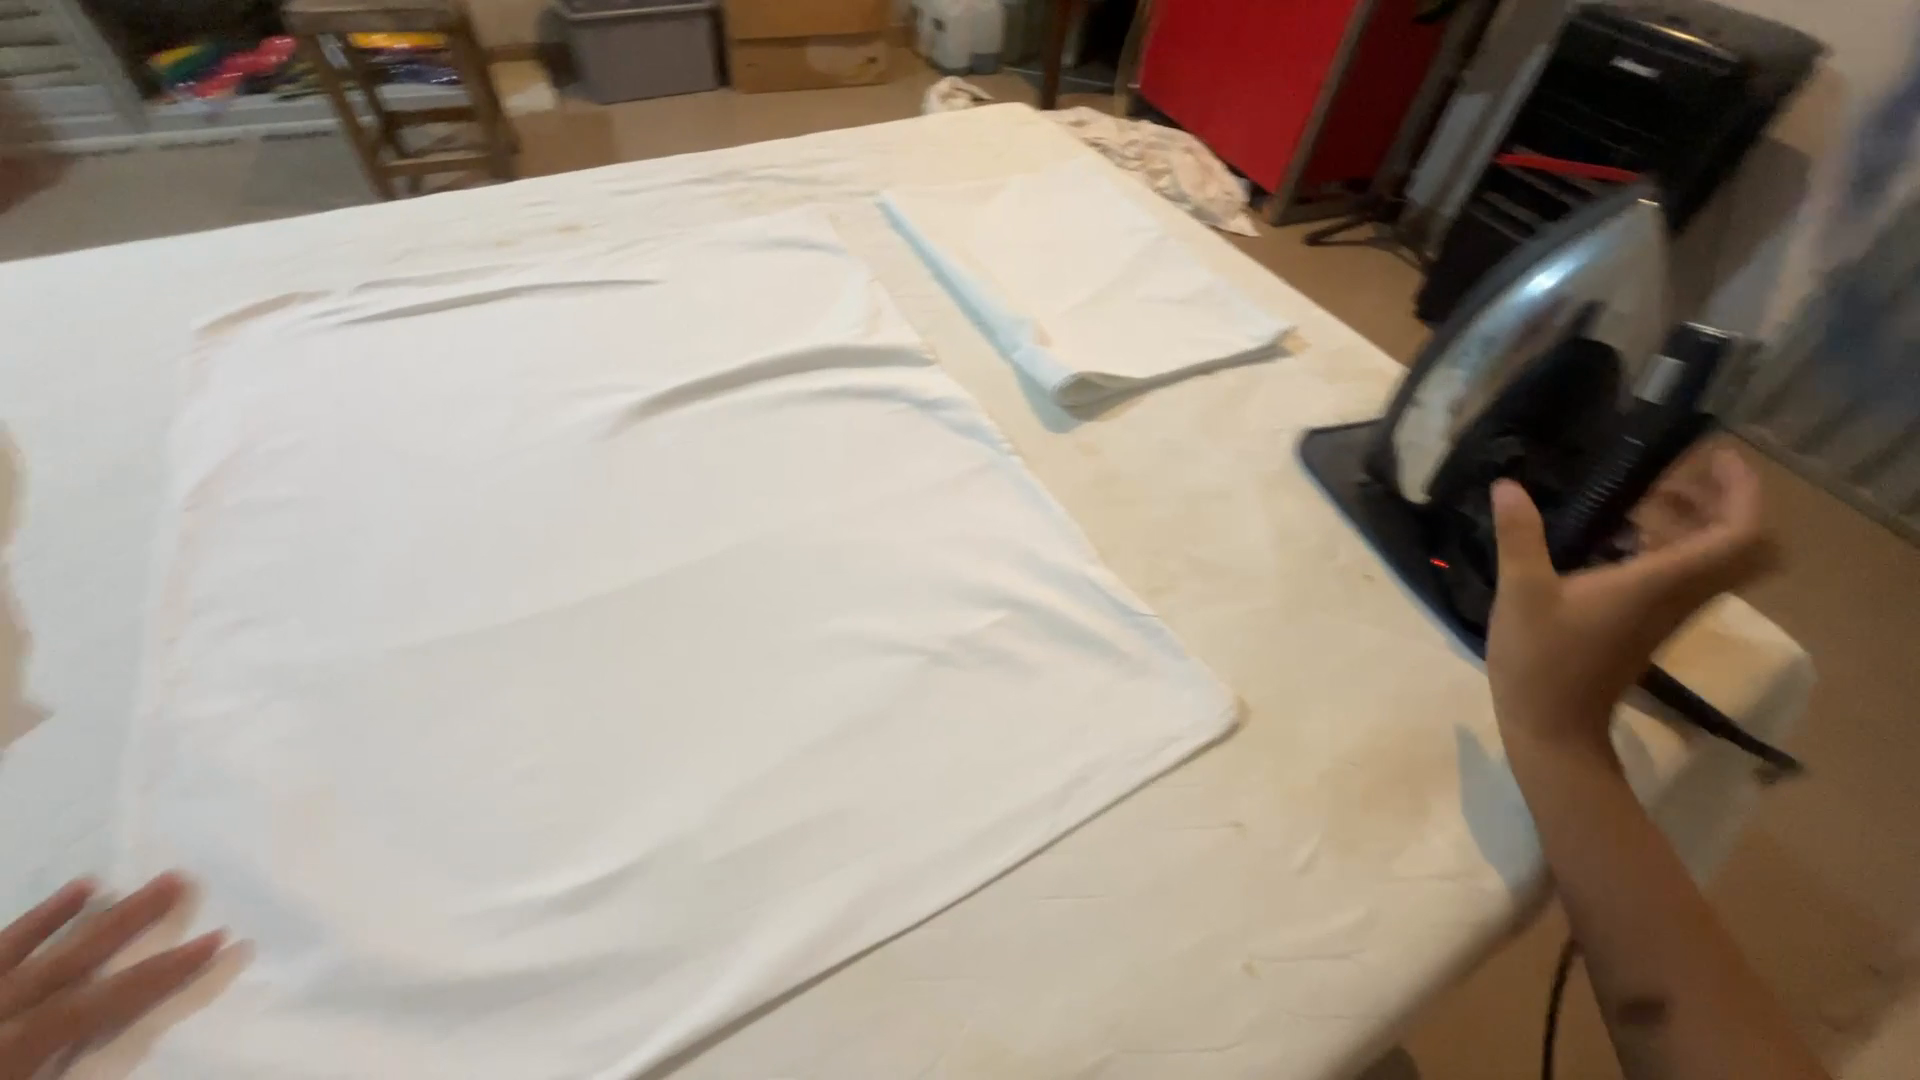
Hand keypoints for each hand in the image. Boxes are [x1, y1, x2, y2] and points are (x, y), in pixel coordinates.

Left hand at [0, 873, 222, 1077]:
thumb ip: (56, 1067)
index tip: (220, 937)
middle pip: (63, 964)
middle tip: (178, 877)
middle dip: (124, 921)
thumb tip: (103, 1031)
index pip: (100, 1003)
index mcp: (11, 1052)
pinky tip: (35, 914)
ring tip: (100, 881)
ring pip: (11, 957)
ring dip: (59, 922)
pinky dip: (7, 937)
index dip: (163, 972)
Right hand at [1486, 444, 1774, 763]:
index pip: (1740, 532)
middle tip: (1676, 477)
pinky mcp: (1647, 623)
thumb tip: (1508, 485)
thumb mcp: (1521, 591)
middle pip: (1742, 545)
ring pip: (1712, 560)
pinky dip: (1665, 547)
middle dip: (1723, 503)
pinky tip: (1613, 538)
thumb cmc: (1541, 659)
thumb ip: (1519, 536)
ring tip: (1638, 498)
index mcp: (1659, 582)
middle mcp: (1678, 594)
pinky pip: (1682, 575)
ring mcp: (1666, 612)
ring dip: (1692, 523)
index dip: (1741, 490)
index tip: (1714, 457)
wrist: (1553, 725)